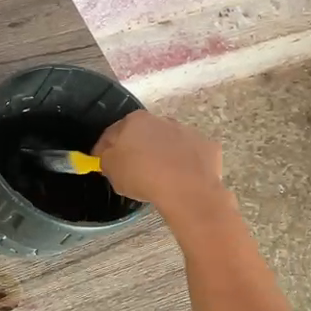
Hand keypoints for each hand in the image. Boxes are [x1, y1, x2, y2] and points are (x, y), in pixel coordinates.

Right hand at [92, 111, 232, 224]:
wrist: (188, 190)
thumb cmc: (143, 176)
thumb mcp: (111, 170)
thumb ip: (105, 158)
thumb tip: (109, 156)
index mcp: (134, 121)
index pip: (112, 133)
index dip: (105, 149)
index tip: (103, 163)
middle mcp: (161, 120)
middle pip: (143, 134)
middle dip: (136, 148)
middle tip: (132, 170)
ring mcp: (188, 132)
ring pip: (168, 143)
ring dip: (162, 154)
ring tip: (159, 177)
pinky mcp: (207, 146)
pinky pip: (190, 155)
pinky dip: (184, 164)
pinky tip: (181, 179)